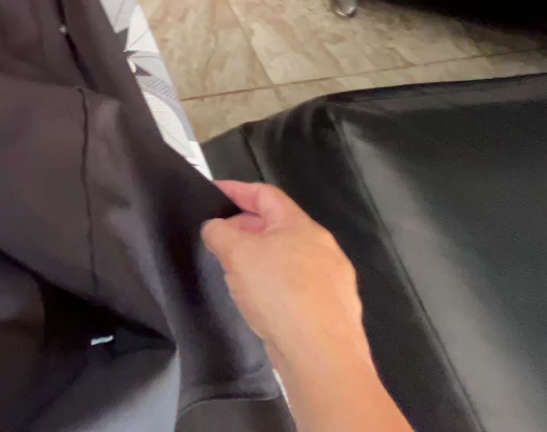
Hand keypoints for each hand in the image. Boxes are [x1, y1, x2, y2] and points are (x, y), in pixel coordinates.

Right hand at [201, 180, 370, 372]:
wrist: (322, 357)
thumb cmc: (278, 293)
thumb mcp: (234, 252)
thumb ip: (217, 231)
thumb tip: (216, 229)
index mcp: (302, 227)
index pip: (265, 194)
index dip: (236, 189)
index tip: (213, 193)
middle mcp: (324, 249)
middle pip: (277, 226)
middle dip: (245, 228)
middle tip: (218, 236)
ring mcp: (334, 282)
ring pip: (287, 257)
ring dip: (259, 257)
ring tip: (234, 269)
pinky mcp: (334, 310)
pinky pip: (297, 285)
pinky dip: (275, 283)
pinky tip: (259, 298)